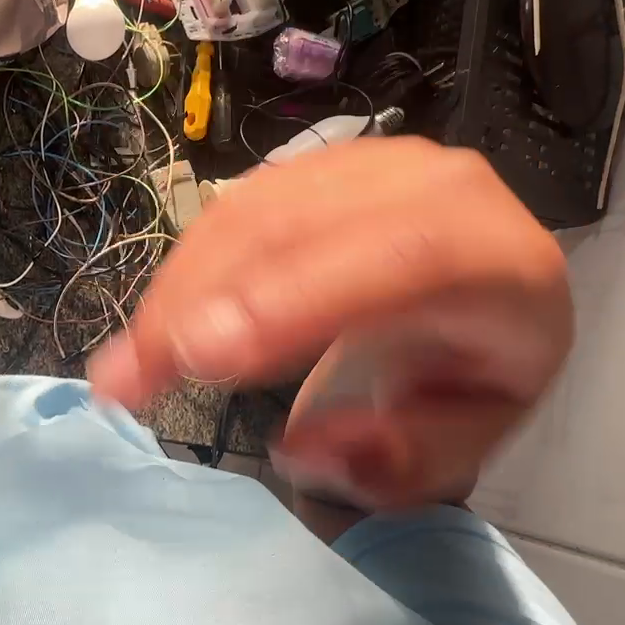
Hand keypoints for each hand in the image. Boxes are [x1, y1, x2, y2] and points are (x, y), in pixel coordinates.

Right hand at [88, 137, 571, 510]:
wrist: (480, 287)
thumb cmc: (476, 365)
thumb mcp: (467, 439)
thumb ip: (401, 458)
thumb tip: (298, 445)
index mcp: (497, 257)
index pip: (403, 256)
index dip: (296, 299)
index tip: (203, 358)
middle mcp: (429, 186)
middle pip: (299, 227)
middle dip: (202, 300)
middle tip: (128, 379)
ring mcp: (361, 166)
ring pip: (248, 214)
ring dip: (176, 288)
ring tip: (127, 364)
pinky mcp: (307, 168)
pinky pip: (230, 210)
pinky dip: (182, 269)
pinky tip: (155, 320)